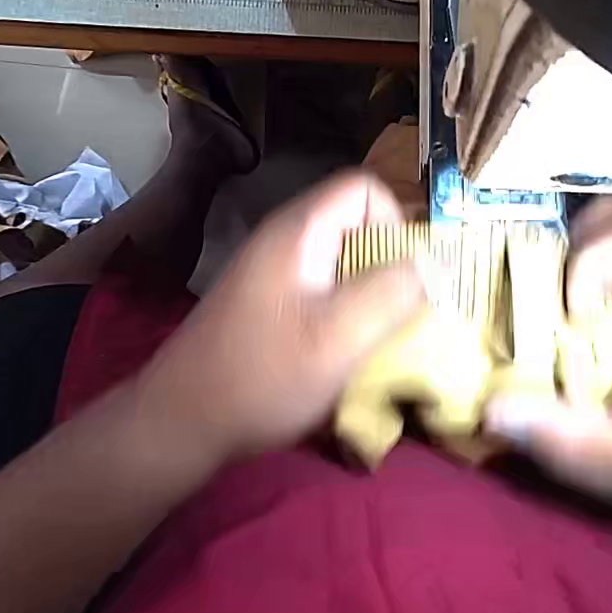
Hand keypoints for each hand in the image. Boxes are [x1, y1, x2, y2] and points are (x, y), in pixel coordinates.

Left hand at [108, 171, 425, 475]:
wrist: (178, 425)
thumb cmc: (260, 378)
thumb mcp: (337, 339)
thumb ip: (391, 293)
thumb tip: (432, 263)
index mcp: (300, 231)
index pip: (365, 188)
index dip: (395, 221)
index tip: (405, 274)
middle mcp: (287, 239)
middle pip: (358, 222)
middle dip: (391, 261)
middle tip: (404, 310)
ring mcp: (276, 270)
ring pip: (346, 257)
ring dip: (373, 289)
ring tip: (380, 333)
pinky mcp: (272, 300)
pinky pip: (327, 284)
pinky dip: (349, 307)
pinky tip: (347, 347)